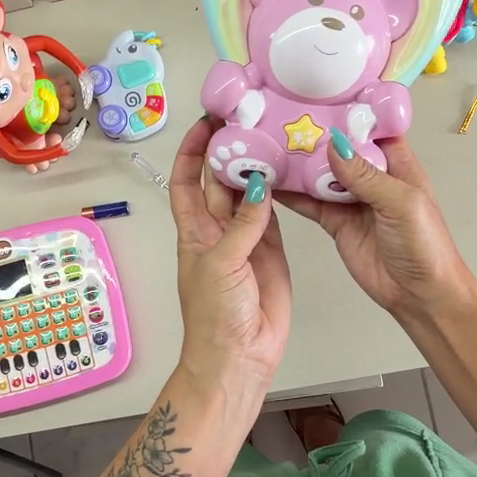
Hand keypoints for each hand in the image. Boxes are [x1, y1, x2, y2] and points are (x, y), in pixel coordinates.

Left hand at [170, 117, 292, 394]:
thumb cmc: (215, 315)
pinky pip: (274, 215)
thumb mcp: (222, 264)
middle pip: (220, 181)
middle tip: (249, 118)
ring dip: (257, 167)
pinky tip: (290, 168)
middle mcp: (218, 230)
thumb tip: (258, 183)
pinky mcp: (272, 251)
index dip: (191, 153)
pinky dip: (280, 192)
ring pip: (250, 194)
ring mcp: (246, 239)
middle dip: (229, 151)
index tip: (206, 123)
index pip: (186, 182)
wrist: (239, 357)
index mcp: (194, 231)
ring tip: (272, 134)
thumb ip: (242, 224)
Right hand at [276, 132, 467, 317]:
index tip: (317, 96)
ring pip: (319, 175)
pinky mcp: (336, 222)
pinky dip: (291, 194)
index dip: (348, 113)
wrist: (419, 294)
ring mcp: (351, 200)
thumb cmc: (425, 246)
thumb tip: (334, 145)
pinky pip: (310, 203)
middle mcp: (372, 177)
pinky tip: (271, 182)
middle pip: (339, 150)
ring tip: (267, 146)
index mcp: (396, 164)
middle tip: (279, 120)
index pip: (370, 129)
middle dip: (314, 136)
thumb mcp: (401, 204)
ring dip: (297, 164)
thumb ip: (366, 176)